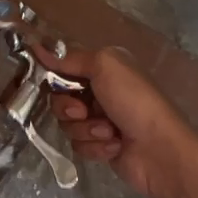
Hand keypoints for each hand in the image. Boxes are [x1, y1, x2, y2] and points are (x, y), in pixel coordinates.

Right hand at [31, 42, 197, 197]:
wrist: (160, 150)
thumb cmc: (134, 101)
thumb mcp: (104, 65)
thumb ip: (70, 58)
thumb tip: (37, 46)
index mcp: (104, 67)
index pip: (65, 66)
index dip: (55, 74)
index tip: (50, 80)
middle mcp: (100, 90)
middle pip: (60, 97)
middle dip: (68, 107)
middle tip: (83, 111)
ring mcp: (100, 119)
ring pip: (67, 123)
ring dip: (86, 128)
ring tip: (108, 132)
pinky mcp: (100, 146)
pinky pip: (78, 144)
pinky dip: (94, 146)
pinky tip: (114, 146)